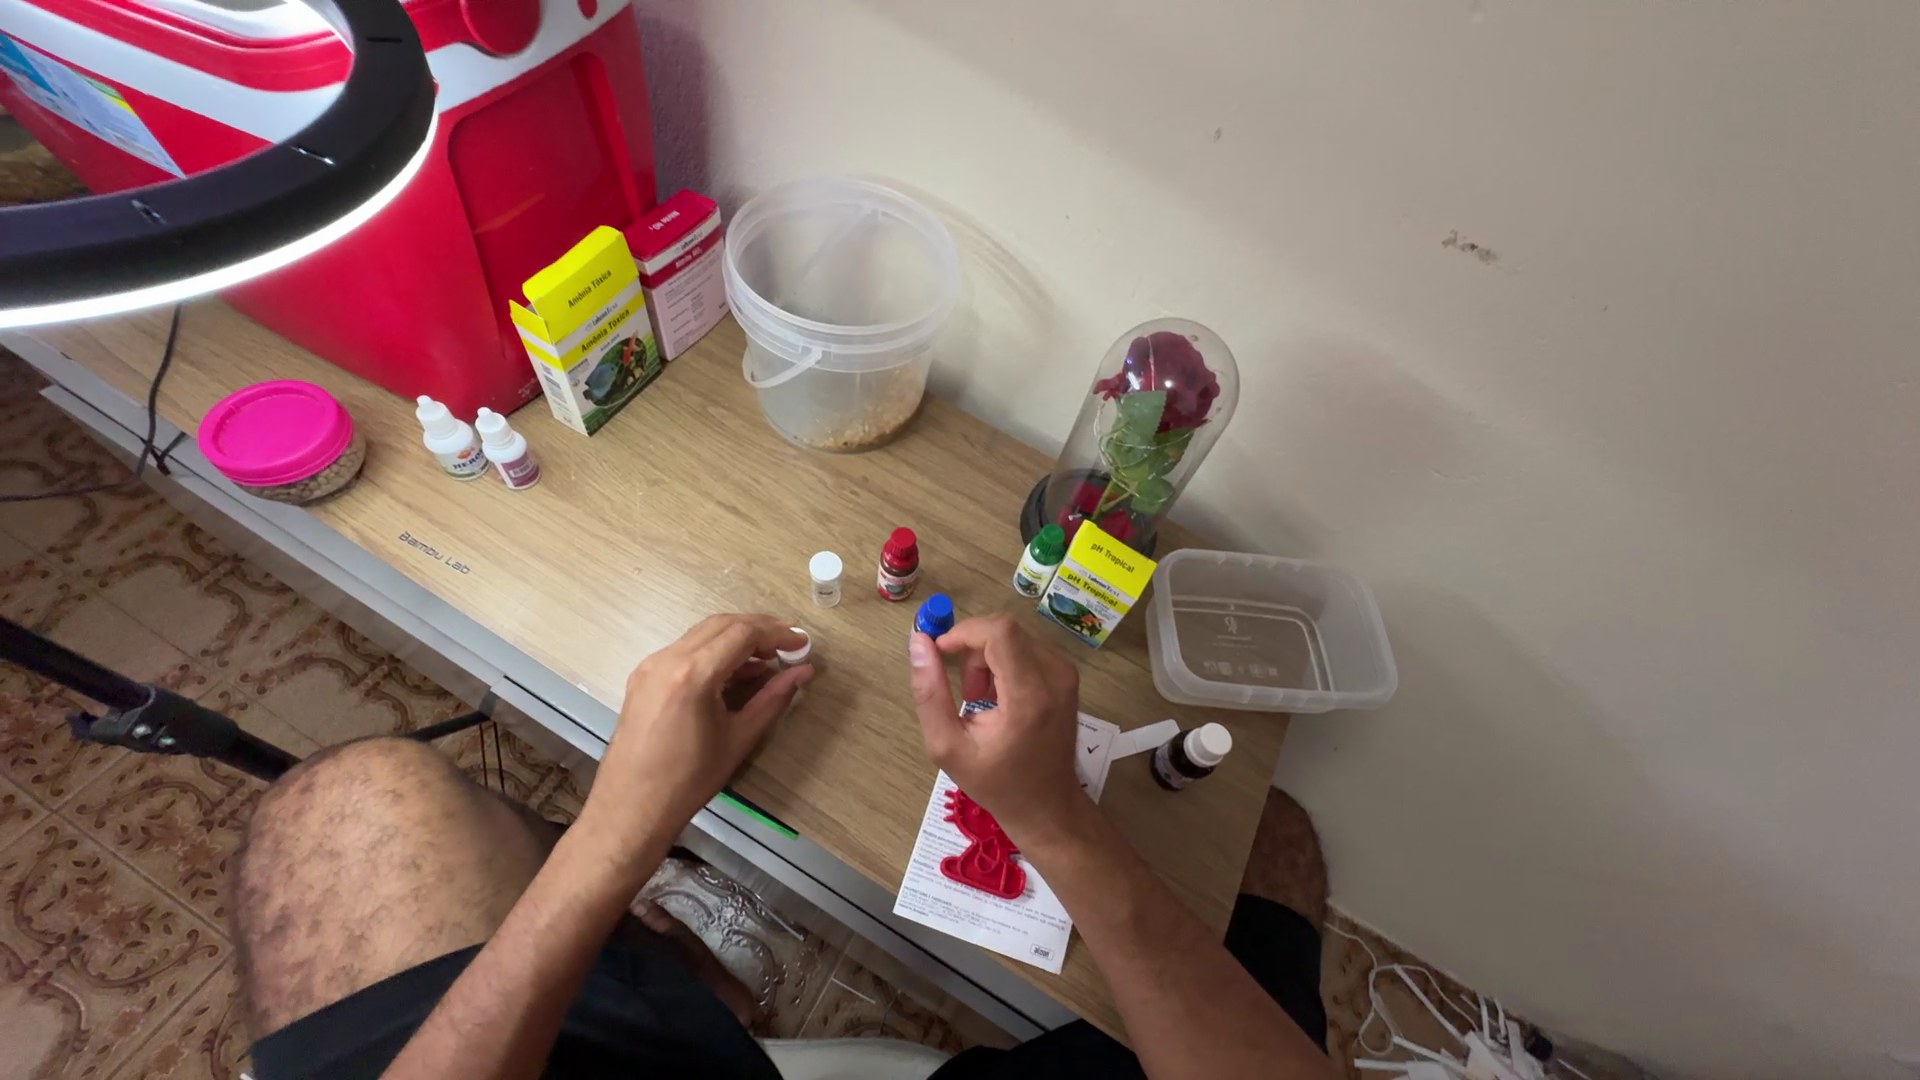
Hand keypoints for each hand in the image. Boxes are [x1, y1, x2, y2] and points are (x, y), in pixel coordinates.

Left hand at [582, 615, 811, 859]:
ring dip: (737, 637)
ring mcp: (651, 665)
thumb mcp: (740, 737)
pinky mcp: (643, 676)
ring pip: (702, 633)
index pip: (743, 633)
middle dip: (759, 628)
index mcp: (693, 674)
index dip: (777, 633)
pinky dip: (715, 650)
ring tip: (768, 657)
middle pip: (722, 624)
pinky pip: (685, 649)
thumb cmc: (689, 780)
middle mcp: (668, 659)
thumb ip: (774, 698)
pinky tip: (736, 670)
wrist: (630, 809)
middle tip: (789, 643)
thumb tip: (804, 672)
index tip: (802, 642)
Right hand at [908, 614, 1086, 840]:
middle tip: (965, 691)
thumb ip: (929, 693)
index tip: (942, 653)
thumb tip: (919, 642)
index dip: (964, 633)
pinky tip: (1000, 697)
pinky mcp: (1068, 674)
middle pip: (1005, 630)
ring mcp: (1066, 674)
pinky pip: (1027, 646)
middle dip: (973, 649)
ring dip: (988, 657)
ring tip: (981, 700)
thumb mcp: (948, 747)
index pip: (999, 632)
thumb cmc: (997, 782)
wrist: (1049, 806)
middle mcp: (1055, 677)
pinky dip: (1005, 661)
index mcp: (1029, 697)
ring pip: (1014, 636)